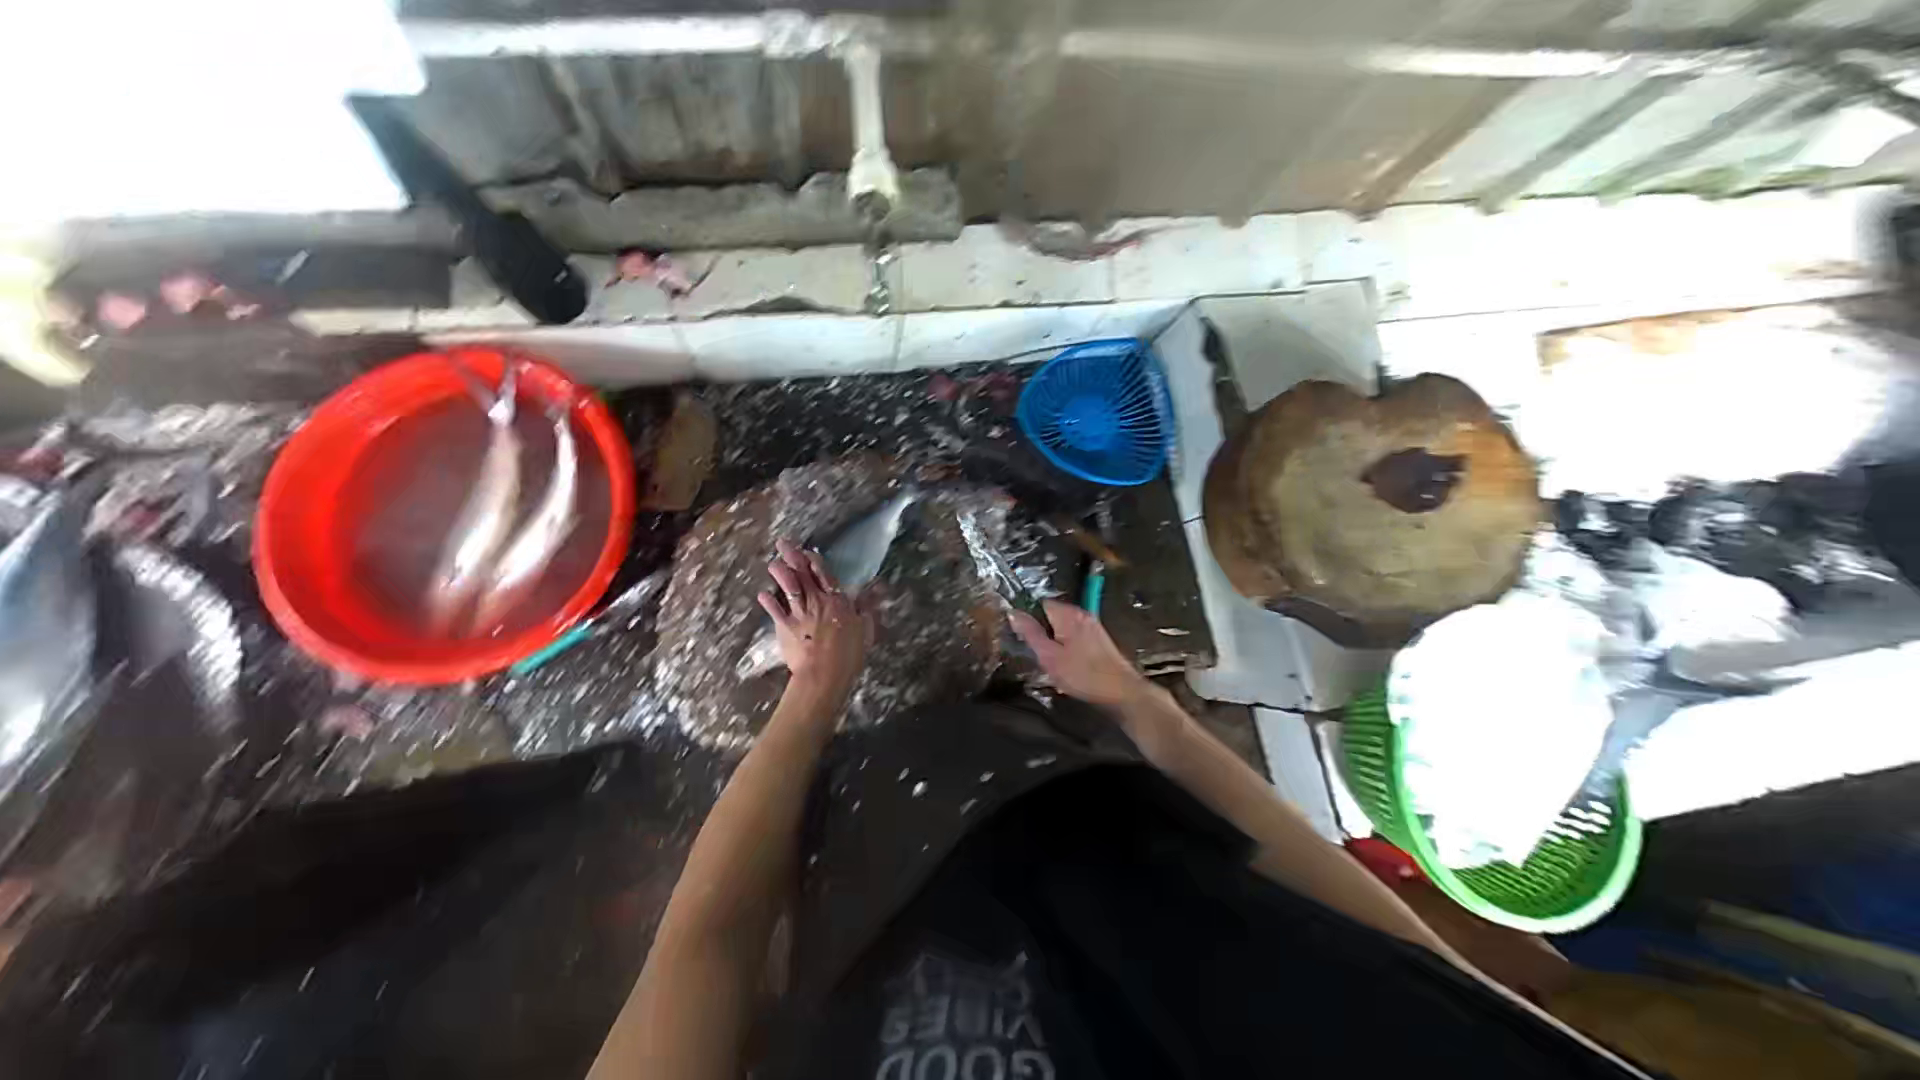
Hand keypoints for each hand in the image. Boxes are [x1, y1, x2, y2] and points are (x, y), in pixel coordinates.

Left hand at [758, 538, 871, 696]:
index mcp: (837, 601)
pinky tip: (762, 593)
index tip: (807, 550)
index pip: (824, 574)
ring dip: (779, 573)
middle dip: (792, 557)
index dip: (814, 560)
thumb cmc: (848, 655)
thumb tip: (879, 586)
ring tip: (772, 563)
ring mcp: (798, 613)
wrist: (824, 674)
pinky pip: (774, 610)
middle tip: (782, 543)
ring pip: (788, 587)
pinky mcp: (785, 627)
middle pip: (803, 574)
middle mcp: (816, 602)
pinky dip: (768, 601)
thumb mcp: (866, 629)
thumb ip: (869, 606)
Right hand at [1009, 599, 1150, 706]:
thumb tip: (1013, 613)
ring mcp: (1092, 626)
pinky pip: (1074, 636)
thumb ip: (1030, 633)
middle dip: (1042, 632)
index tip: (1021, 637)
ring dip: (1054, 642)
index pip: (1039, 603)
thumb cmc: (1082, 676)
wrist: (1122, 693)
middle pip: (1051, 615)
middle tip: (1038, 654)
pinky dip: (1067, 647)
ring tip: (1052, 663)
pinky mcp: (1099, 639)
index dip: (1027, 618)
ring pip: (1063, 627)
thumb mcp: (1049, 656)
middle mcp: (1082, 614)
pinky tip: (1068, 666)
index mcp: (1068, 614)